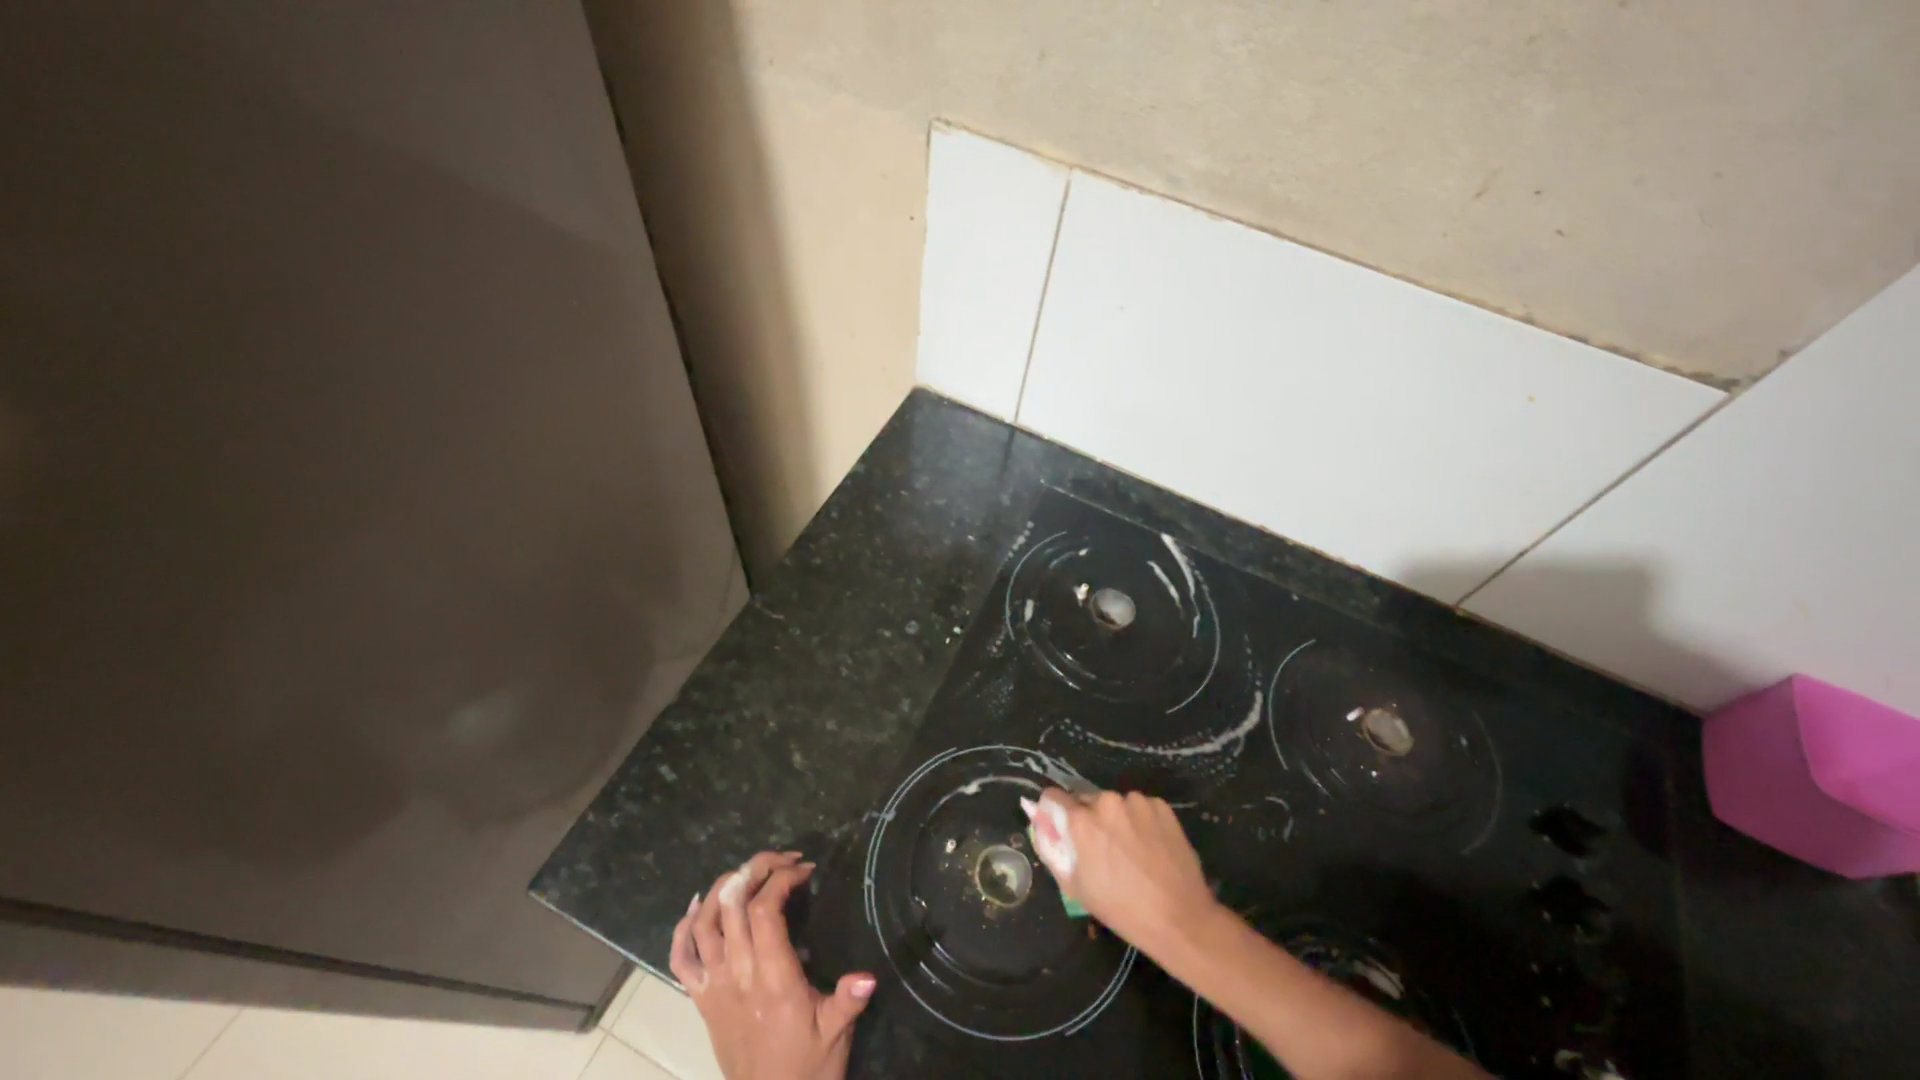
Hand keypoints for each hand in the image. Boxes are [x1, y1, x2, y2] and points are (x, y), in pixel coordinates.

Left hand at [669, 851, 876, 1079]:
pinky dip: (684, 926)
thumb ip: (849, 1000)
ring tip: (748, 872)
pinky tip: (699, 905)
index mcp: (774, 978)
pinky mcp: (700, 999)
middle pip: (733, 904)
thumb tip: (868, 975)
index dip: (781, 879)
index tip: (805, 870)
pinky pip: (680, 957)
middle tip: (782, 860)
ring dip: (723, 887)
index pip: (766, 911)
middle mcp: (738, 974)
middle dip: (756, 869)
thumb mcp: (836, 1033)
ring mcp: (714, 985)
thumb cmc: (808, 1067)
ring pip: (705, 922)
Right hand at [1021, 788, 1219, 948]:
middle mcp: (1107, 801)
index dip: (1054, 812)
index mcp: (1081, 820)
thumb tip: (1039, 820)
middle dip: (1087, 818)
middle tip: (1100, 850)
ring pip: (1114, 804)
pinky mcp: (1161, 806)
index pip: (1053, 796)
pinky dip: (1139, 821)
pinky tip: (1149, 847)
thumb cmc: (1120, 907)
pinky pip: (1139, 808)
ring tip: (1129, 851)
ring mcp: (1137, 802)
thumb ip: (1050, 847)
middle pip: (1085, 800)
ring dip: (1115, 819)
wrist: (1178, 917)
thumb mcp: (1073, 885)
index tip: (1062, 830)